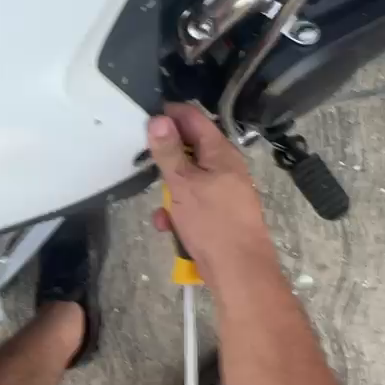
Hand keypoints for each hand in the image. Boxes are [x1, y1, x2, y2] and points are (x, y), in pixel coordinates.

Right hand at [145, 103, 280, 290]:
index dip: (169, 114)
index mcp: (221, 152)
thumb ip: (169, 152)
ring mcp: (222, 191)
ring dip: (169, 193)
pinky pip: (192, 204)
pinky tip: (170, 227)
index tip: (145, 120)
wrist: (239, 270)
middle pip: (189, 150)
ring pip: (187, 180)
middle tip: (146, 166)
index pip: (194, 118)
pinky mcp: (217, 214)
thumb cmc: (213, 223)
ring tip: (161, 208)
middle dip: (166, 160)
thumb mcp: (183, 184)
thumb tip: (159, 119)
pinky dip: (178, 213)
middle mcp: (224, 167)